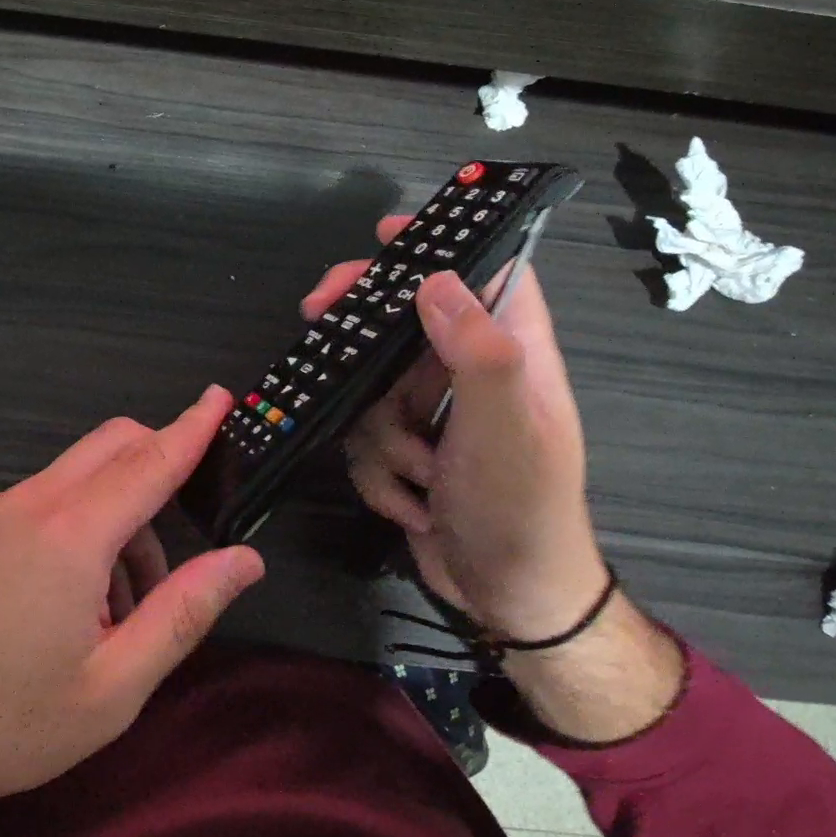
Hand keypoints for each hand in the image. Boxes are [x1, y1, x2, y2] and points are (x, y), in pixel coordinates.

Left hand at [0, 387, 265, 825]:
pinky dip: (83, 527)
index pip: (151, 459)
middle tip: (187, 531)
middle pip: (112, 445)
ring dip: (122, 514)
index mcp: (72, 534)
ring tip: (128, 608)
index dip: (194, 427)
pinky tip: (79, 603)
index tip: (221, 396)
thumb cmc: (5, 723)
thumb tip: (244, 561)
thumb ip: (184, 612)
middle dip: (159, 462)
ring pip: (79, 477)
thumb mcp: (113, 687)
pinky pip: (46, 503)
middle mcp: (32, 503)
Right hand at [301, 216, 604, 642]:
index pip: (483, 270)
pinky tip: (414, 504)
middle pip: (405, 322)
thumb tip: (435, 281)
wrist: (511, 601)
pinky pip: (365, 440)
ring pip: (372, 390)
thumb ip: (479, 354)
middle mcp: (471, 374)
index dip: (439, 245)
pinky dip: (380, 475)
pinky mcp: (408, 453)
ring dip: (382, 438)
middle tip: (314, 313)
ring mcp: (436, 416)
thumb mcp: (506, 433)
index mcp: (511, 351)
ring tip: (421, 475)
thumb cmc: (521, 511)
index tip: (383, 234)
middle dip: (363, 336)